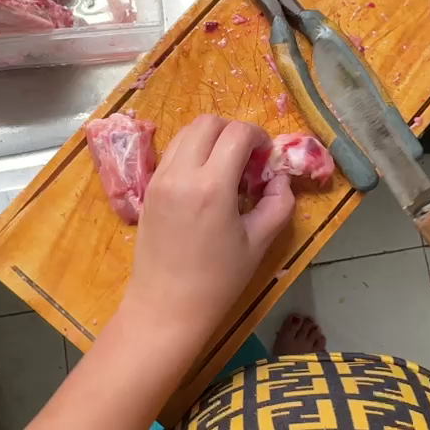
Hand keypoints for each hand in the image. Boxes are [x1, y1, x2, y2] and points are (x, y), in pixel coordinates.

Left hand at [119, 116, 293, 340]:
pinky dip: (192, 151)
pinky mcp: (148, 188)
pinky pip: (172, 152)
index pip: (237, 133)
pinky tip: (206, 181)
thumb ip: (278, 204)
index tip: (266, 156)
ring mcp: (159, 178)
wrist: (165, 308)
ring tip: (226, 168)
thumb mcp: (259, 243)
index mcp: (211, 187)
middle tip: (248, 158)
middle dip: (233, 130)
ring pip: (186, 132)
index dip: (259, 136)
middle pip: (208, 122)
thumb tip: (280, 179)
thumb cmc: (217, 281)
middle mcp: (181, 174)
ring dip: (211, 138)